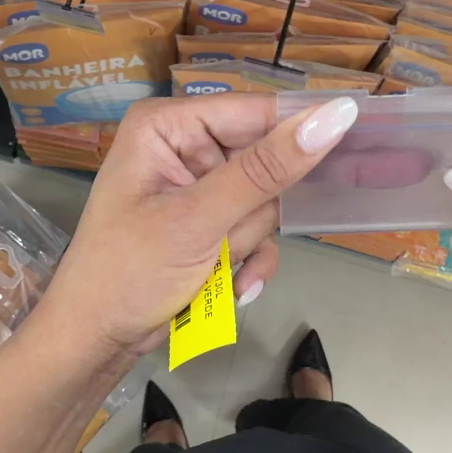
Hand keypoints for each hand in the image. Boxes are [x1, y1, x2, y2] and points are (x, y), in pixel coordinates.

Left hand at [34, 93, 360, 357]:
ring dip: (245, 246)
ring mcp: (196, 189)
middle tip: (227, 242)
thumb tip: (336, 115)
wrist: (93, 340)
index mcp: (168, 126)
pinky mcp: (205, 224)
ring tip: (213, 270)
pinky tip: (228, 289)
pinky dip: (244, 264)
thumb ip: (266, 169)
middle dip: (252, 216)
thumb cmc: (129, 272)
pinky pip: (251, 233)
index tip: (357, 150)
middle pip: (264, 165)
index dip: (299, 135)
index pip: (254, 113)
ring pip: (263, 206)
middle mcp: (182, 148)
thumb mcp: (198, 220)